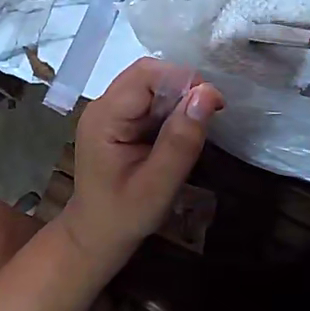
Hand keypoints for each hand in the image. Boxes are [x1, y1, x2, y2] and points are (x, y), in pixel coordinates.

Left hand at [61, 58, 223, 260]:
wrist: (96, 236)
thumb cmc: (124, 216)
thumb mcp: (158, 186)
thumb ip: (181, 141)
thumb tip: (207, 94)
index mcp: (104, 118)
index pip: (146, 75)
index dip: (183, 80)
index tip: (213, 105)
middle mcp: (103, 106)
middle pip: (148, 74)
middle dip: (183, 87)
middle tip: (209, 115)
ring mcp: (110, 111)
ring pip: (151, 84)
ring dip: (179, 98)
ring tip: (198, 125)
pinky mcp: (120, 120)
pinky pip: (150, 99)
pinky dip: (172, 108)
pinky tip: (182, 129)